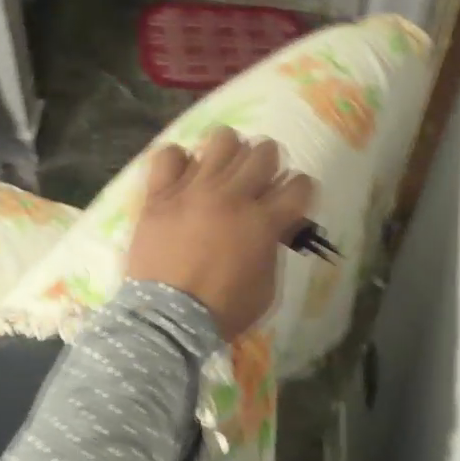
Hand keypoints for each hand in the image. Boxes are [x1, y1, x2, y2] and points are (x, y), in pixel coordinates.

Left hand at [125, 127, 317, 339]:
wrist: (169, 321)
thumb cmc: (223, 312)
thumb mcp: (266, 290)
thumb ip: (273, 251)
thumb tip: (273, 230)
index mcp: (264, 223)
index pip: (299, 185)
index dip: (300, 192)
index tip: (292, 203)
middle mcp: (232, 196)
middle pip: (265, 152)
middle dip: (269, 168)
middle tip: (258, 187)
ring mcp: (193, 190)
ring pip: (222, 139)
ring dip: (230, 154)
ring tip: (222, 175)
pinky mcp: (159, 194)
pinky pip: (170, 154)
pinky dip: (180, 163)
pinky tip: (184, 180)